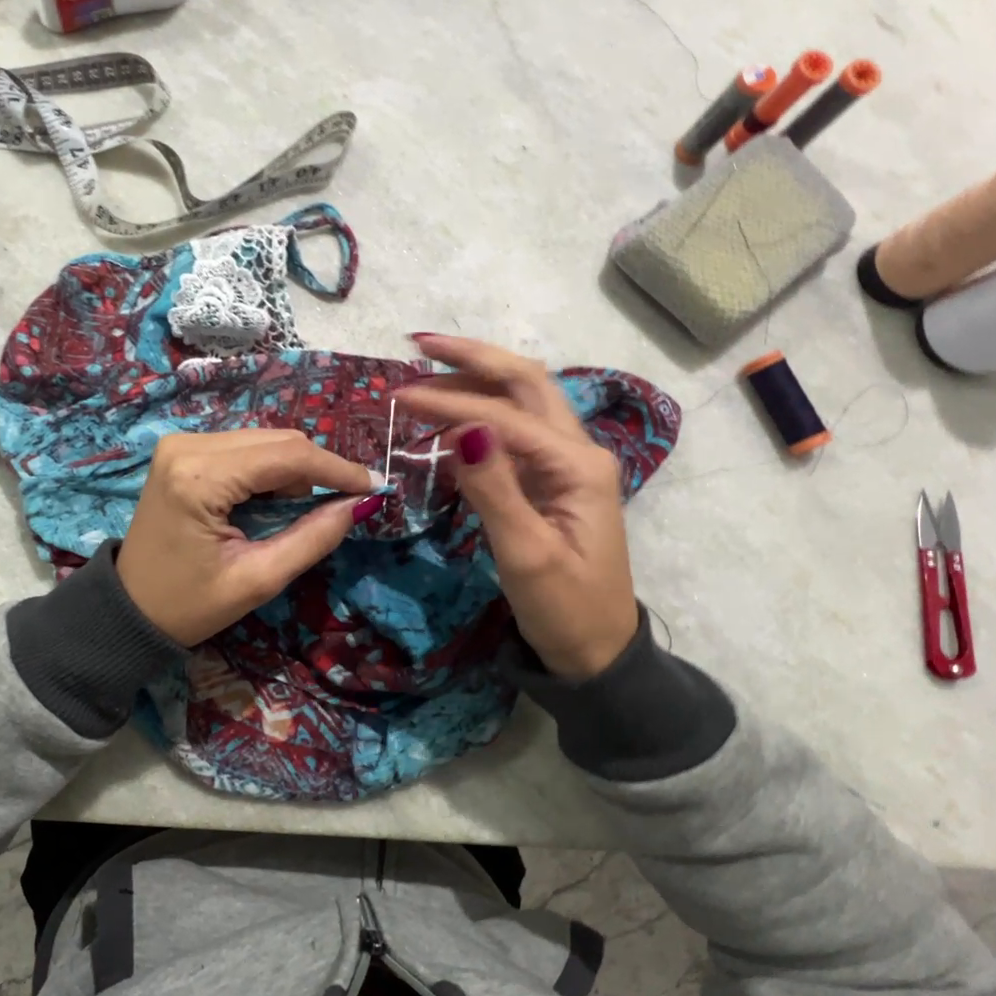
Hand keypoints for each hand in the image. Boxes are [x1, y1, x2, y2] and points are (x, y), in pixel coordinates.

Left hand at [117, 430, 383, 646]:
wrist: (129, 609)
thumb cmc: (189, 605)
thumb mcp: (258, 579)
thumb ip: (312, 537)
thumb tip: (359, 505)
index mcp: (200, 477)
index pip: (287, 455)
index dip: (337, 469)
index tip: (375, 487)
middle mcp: (187, 446)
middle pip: (277, 441)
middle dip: (316, 470)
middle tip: (346, 503)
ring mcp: (180, 444)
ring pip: (263, 441)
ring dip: (292, 472)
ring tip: (299, 514)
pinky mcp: (180, 452)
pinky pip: (243, 449)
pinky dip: (268, 472)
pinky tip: (271, 504)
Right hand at [397, 335, 638, 678]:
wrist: (597, 652)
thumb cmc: (565, 607)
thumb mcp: (526, 554)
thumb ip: (496, 489)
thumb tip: (465, 428)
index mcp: (577, 465)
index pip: (505, 416)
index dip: (450, 401)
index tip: (398, 398)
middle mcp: (576, 452)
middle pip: (524, 384)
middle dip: (473, 359)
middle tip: (419, 344)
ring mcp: (563, 466)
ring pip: (520, 403)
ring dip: (474, 383)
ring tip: (421, 378)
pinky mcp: (549, 483)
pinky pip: (512, 436)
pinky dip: (477, 418)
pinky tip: (444, 423)